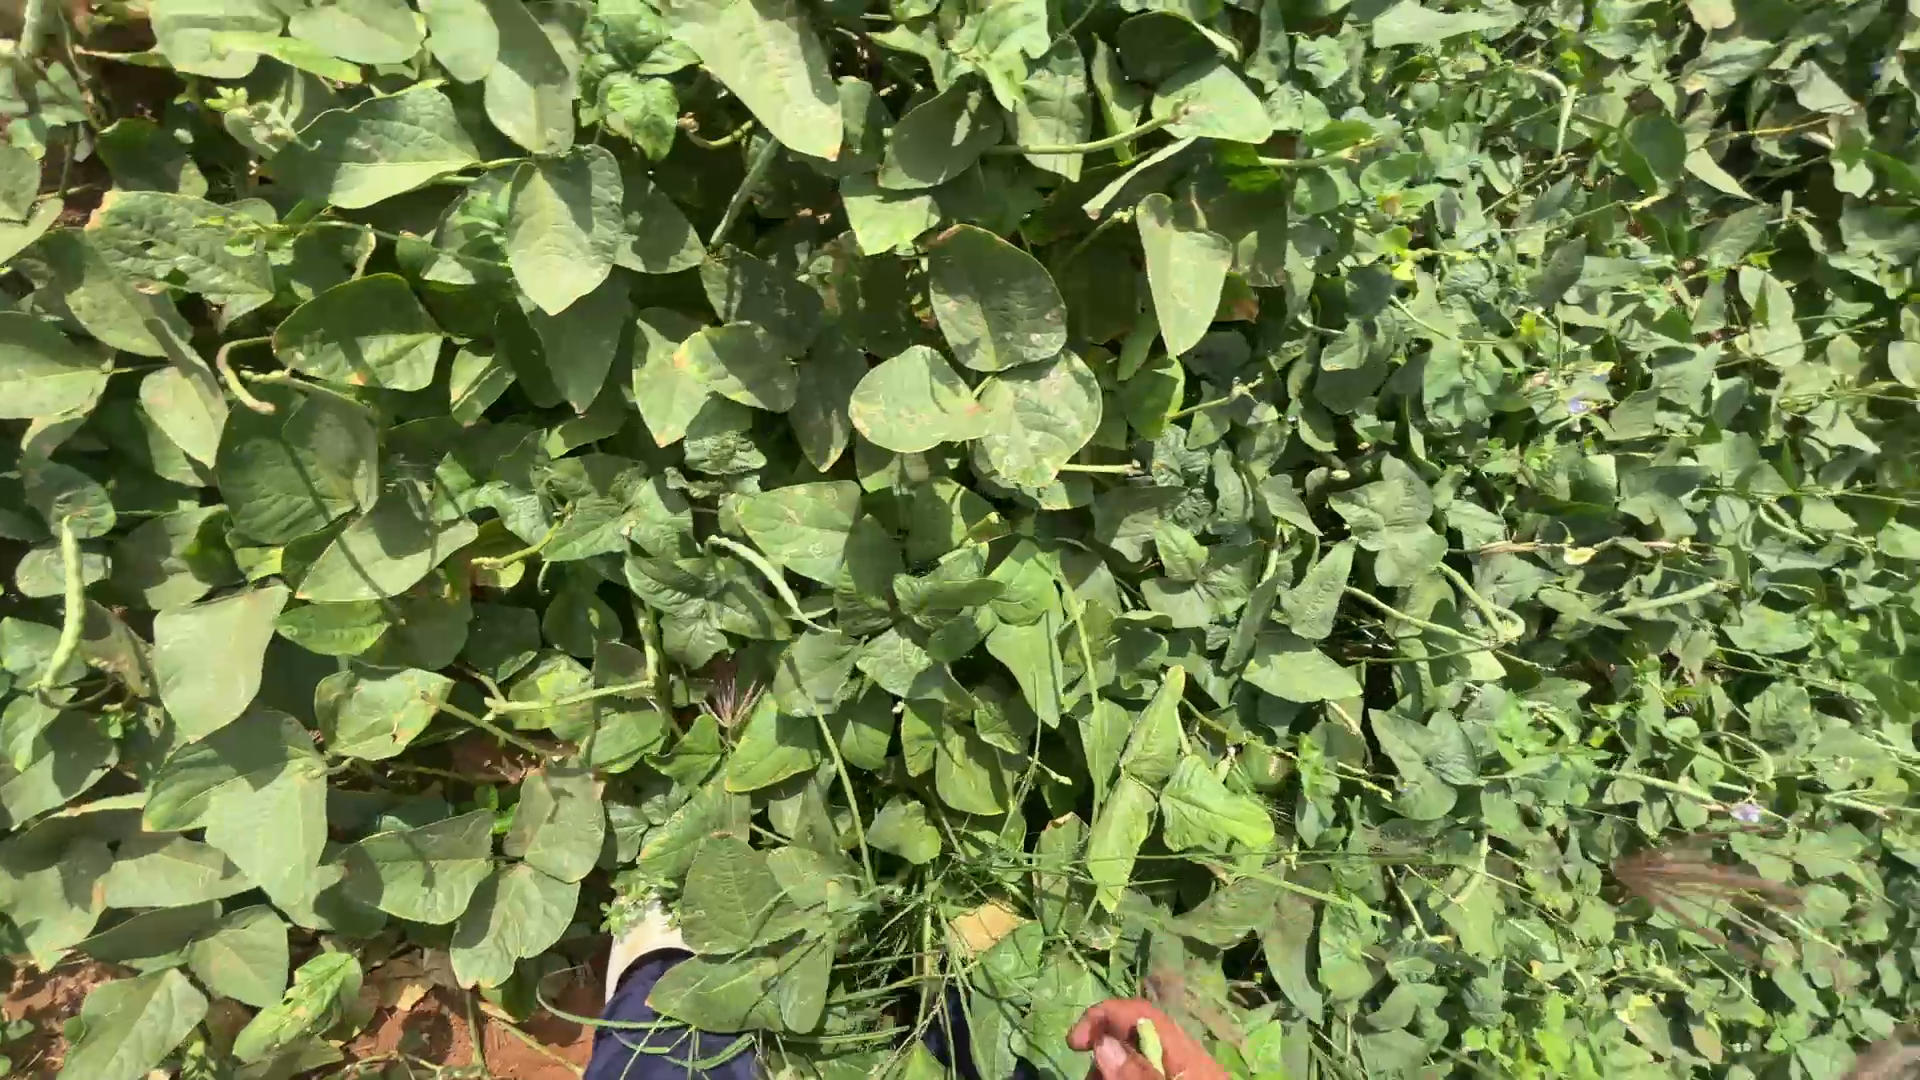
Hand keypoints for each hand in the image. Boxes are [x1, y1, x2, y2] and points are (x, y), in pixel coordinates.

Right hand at [1068, 999, 1228, 1079]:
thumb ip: (1138, 1077)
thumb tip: (1103, 1044)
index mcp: (1187, 1057)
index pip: (1142, 1014)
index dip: (1104, 1016)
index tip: (1074, 1043)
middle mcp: (1190, 1062)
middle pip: (1137, 1038)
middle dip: (1105, 1053)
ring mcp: (1189, 1077)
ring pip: (1142, 1062)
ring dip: (1115, 1073)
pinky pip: (1153, 1076)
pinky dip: (1133, 1079)